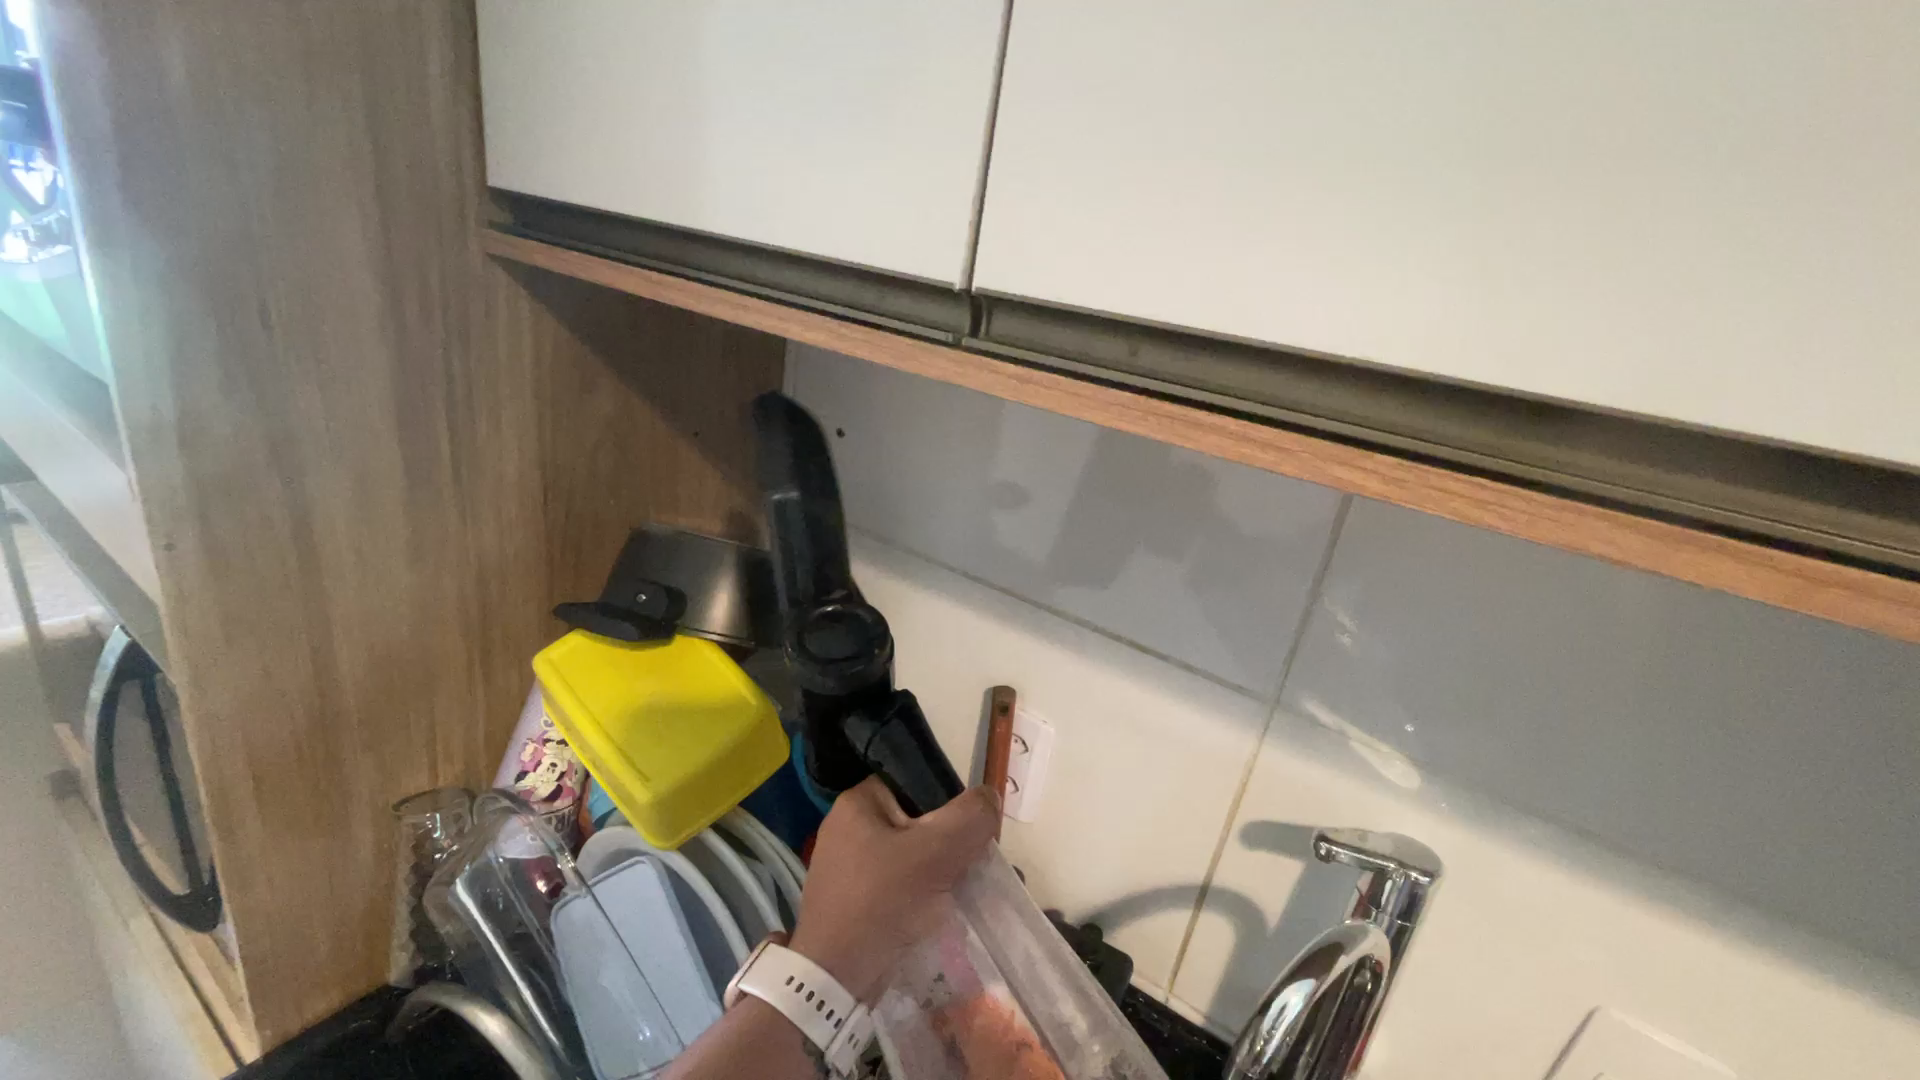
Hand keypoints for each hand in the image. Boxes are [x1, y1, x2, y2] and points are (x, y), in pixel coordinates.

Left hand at [787, 777, 999, 1001]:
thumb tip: (989, 797)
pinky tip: (936, 914)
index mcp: (858, 802)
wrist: (835, 979)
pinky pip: (897, 886)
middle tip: (969, 868)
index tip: (969, 836)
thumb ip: (971, 817)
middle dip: (948, 846)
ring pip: (910, 858)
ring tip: (958, 893)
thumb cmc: (882, 901)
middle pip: (917, 823)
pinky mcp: (852, 901)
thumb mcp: (936, 851)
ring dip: (938, 874)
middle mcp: (847, 827)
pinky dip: (919, 896)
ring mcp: (847, 867)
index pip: (916, 785)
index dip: (949, 806)